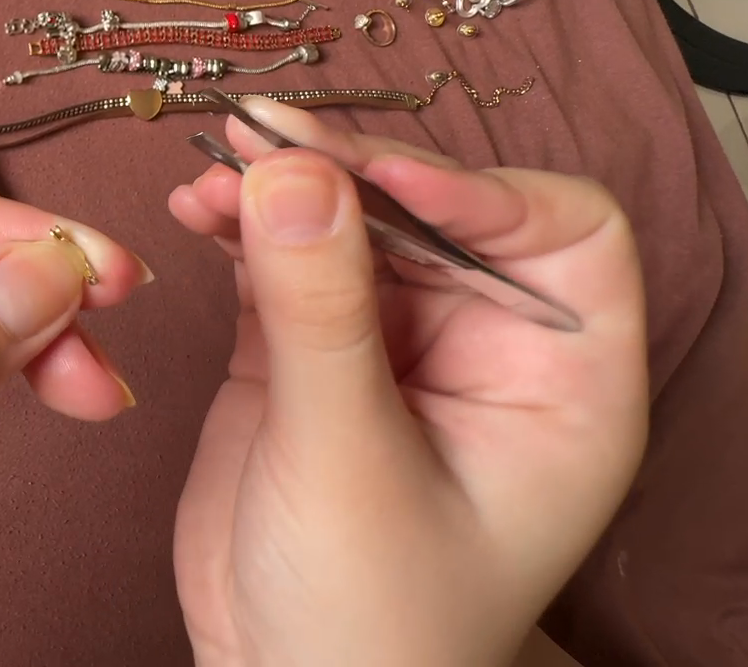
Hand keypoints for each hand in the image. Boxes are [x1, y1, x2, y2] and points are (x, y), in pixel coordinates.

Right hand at [166, 100, 647, 666]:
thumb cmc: (362, 607)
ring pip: (333, 222)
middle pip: (419, 209)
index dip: (467, 189)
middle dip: (338, 169)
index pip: (553, 233)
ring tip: (208, 174)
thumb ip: (318, 312)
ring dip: (272, 187)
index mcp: (552, 380)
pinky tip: (193, 211)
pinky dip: (231, 225)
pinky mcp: (291, 342)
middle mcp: (468, 342)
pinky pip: (268, 255)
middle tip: (253, 140)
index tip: (361, 175)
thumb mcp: (345, 456)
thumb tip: (291, 174)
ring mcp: (371, 337)